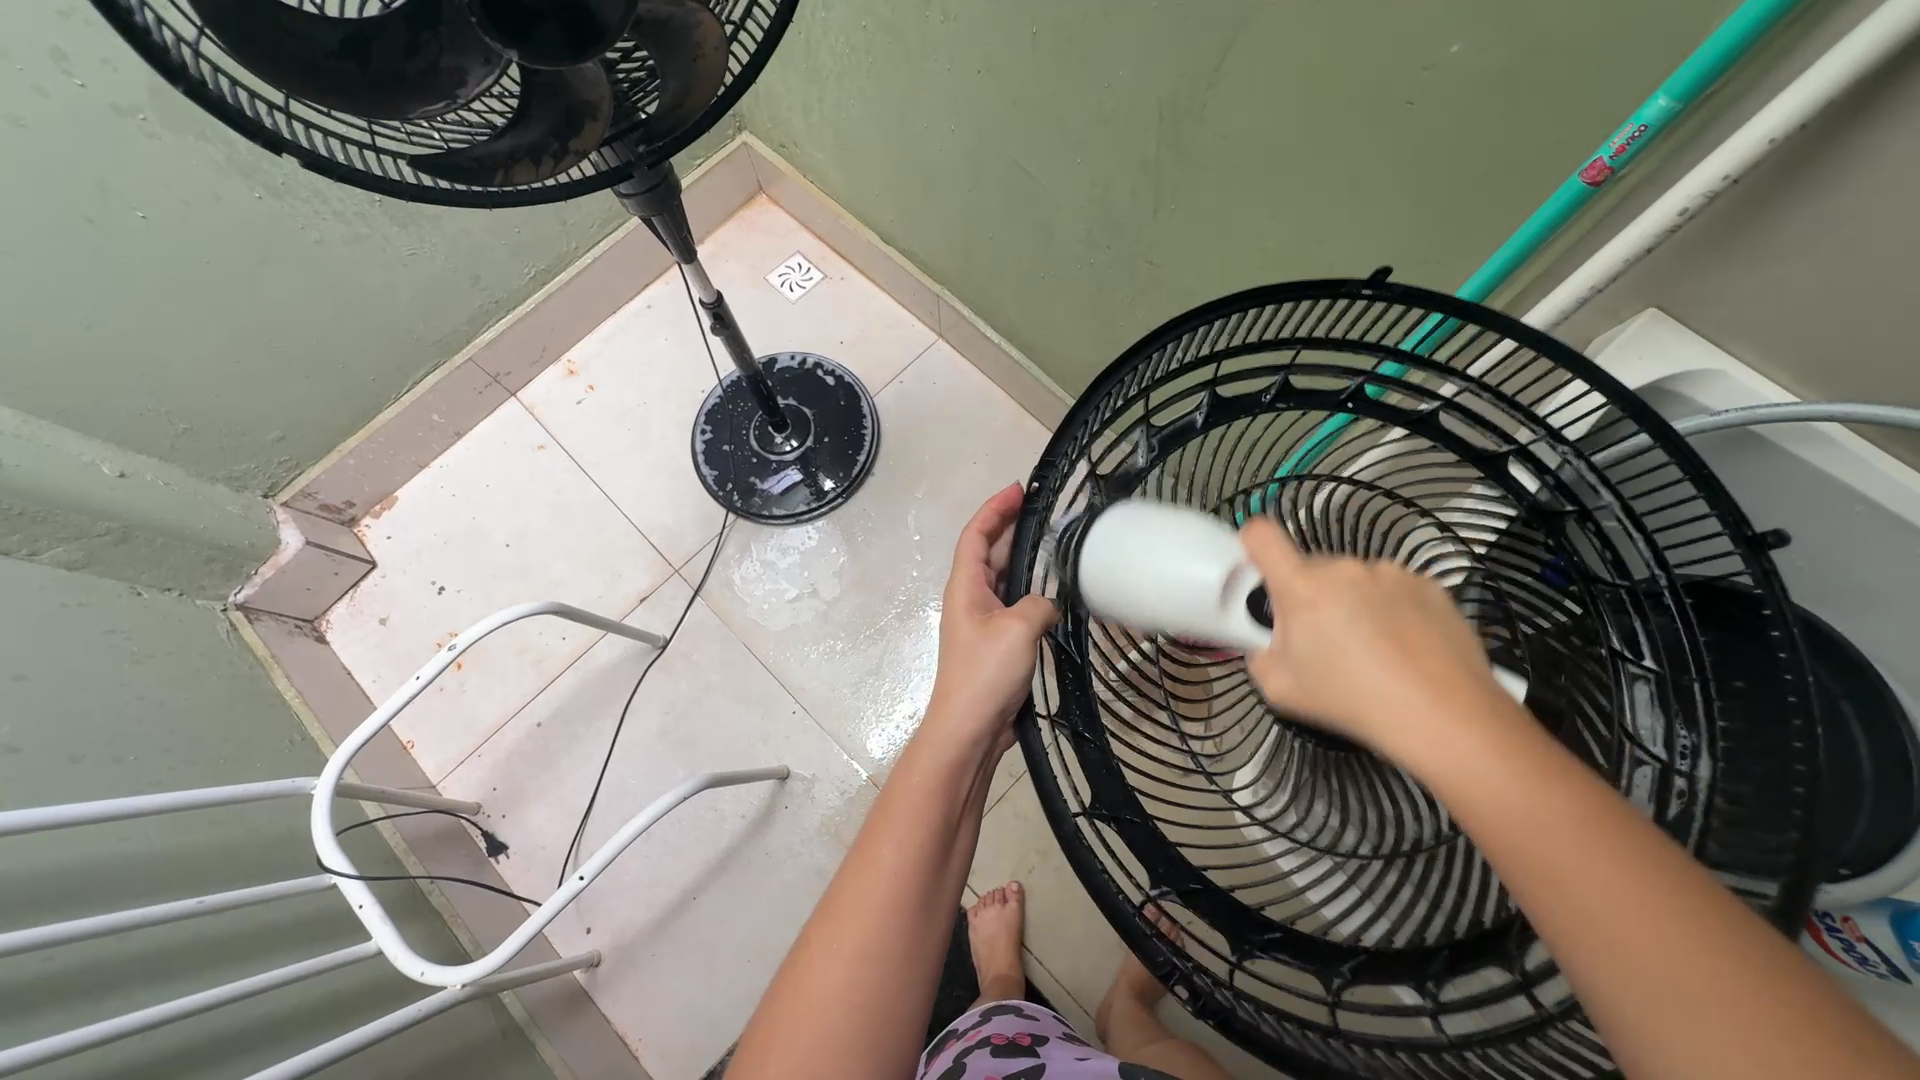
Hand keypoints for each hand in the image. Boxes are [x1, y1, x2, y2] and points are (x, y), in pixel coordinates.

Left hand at [926, 483, 1057, 752]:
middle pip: (989, 552)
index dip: (995, 509)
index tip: (1019, 490)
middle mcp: (971, 598)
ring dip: (1023, 559)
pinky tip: (1056, 593)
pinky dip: (1032, 591)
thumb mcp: (1018, 629)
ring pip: (1004, 579)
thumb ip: (1039, 604)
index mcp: (965, 586)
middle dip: (1011, 527)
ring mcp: (983, 621)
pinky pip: (1015, 605)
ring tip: (1055, 544)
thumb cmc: (985, 673)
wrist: (970, 728)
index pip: (975, 534)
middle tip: (1045, 512)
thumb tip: (1047, 605)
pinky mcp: (997, 643)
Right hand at [1238, 518, 1514, 755]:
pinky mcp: (1428, 585)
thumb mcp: (1279, 687)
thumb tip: (1266, 641)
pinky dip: (1391, 610)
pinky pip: (1394, 590)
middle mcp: (1345, 569)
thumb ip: (1259, 653)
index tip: (1258, 568)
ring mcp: (1391, 573)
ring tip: (1370, 650)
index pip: (1262, 536)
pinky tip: (1401, 647)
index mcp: (1302, 587)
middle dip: (1308, 596)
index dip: (1253, 546)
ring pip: (1354, 580)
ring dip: (1352, 603)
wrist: (1442, 714)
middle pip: (1311, 568)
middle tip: (1321, 640)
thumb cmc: (1354, 700)